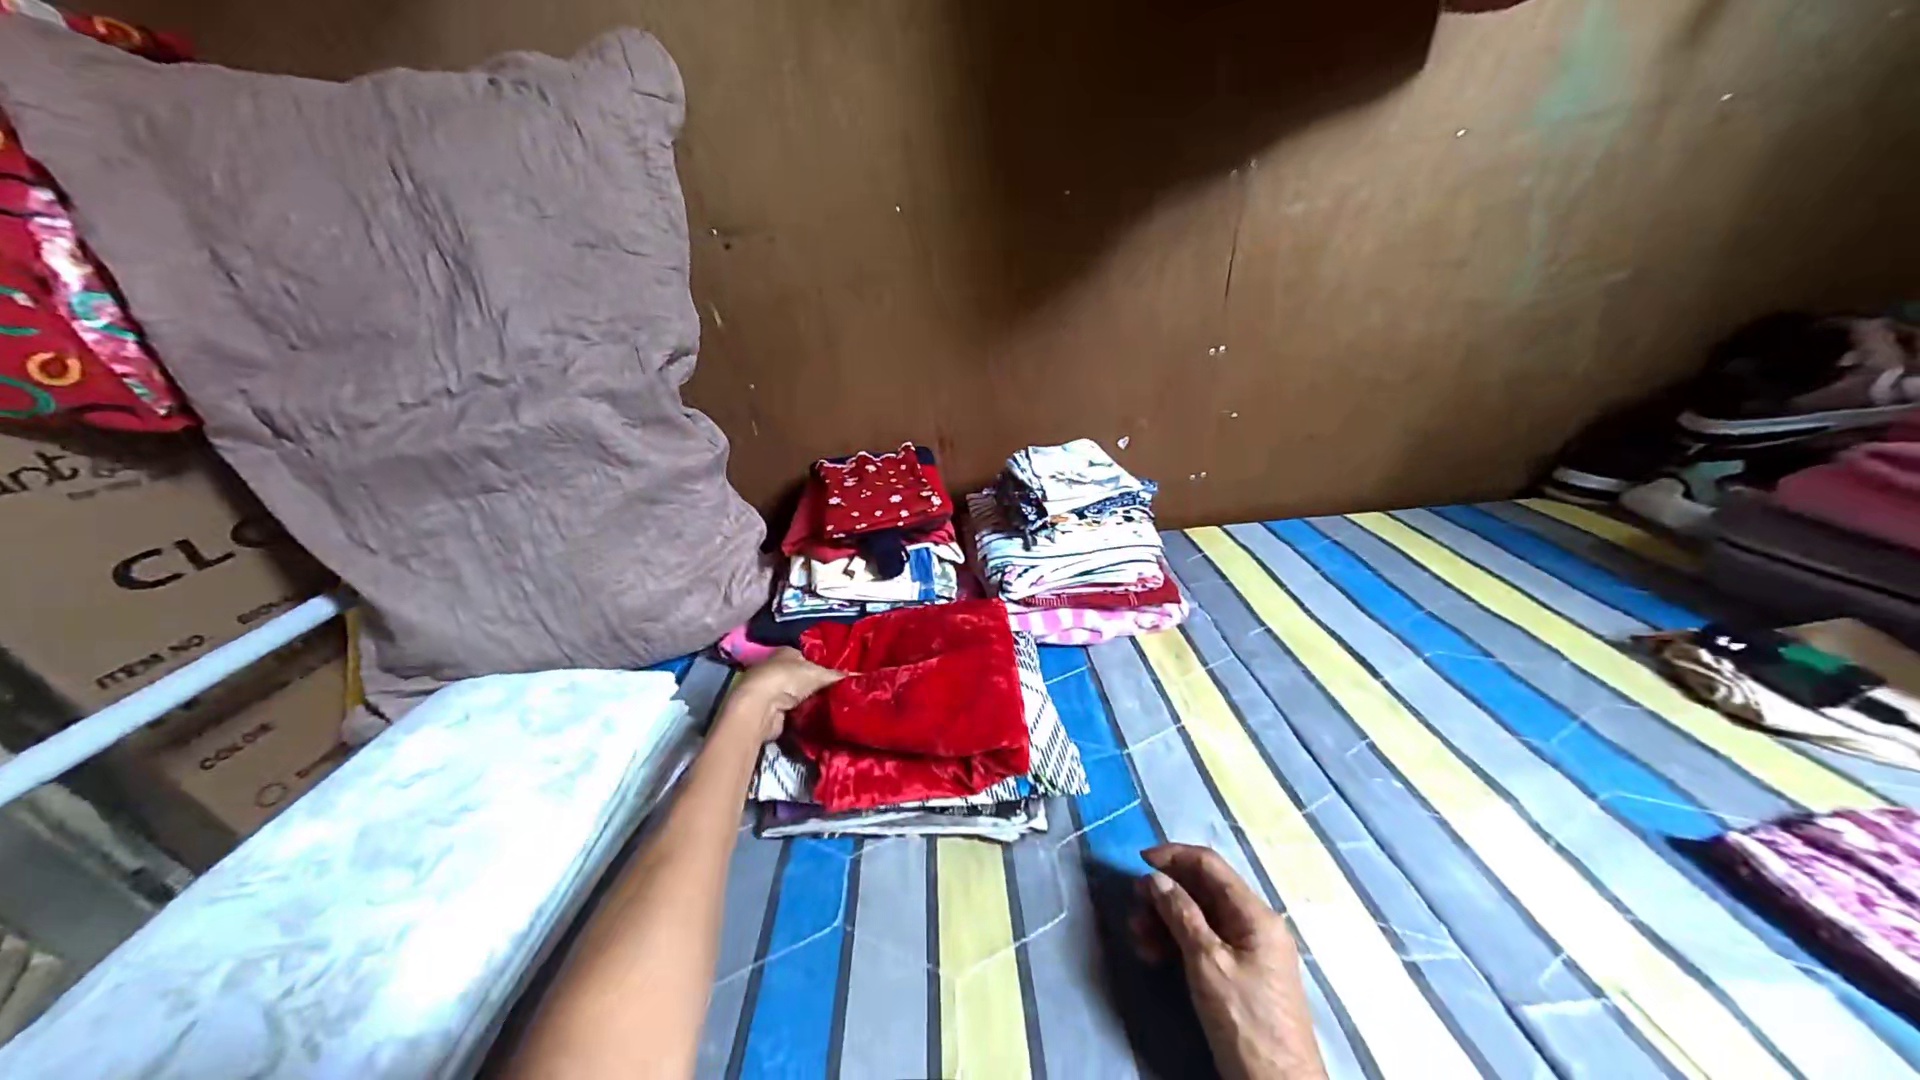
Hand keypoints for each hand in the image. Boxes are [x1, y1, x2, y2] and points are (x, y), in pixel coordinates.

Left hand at [724, 648, 842, 741]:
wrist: (761, 707)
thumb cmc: (787, 679)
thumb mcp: (817, 673)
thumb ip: (835, 675)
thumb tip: (855, 674)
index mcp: (787, 651)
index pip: (809, 655)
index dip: (824, 663)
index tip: (840, 673)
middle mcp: (778, 667)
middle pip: (804, 675)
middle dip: (819, 683)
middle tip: (841, 690)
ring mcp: (774, 689)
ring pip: (800, 694)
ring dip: (812, 699)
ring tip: (835, 703)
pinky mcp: (773, 709)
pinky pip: (795, 710)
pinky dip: (804, 712)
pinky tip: (820, 715)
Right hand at [1130, 844, 1326, 1079]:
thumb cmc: (1245, 1021)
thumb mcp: (1207, 963)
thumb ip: (1181, 914)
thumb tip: (1156, 878)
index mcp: (1254, 914)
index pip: (1210, 865)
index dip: (1173, 856)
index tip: (1138, 861)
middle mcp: (1253, 923)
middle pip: (1202, 889)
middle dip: (1164, 892)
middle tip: (1133, 905)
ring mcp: (1247, 949)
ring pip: (1198, 916)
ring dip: (1164, 919)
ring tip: (1138, 936)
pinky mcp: (1238, 972)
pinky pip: (1202, 941)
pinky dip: (1175, 941)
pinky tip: (1153, 953)